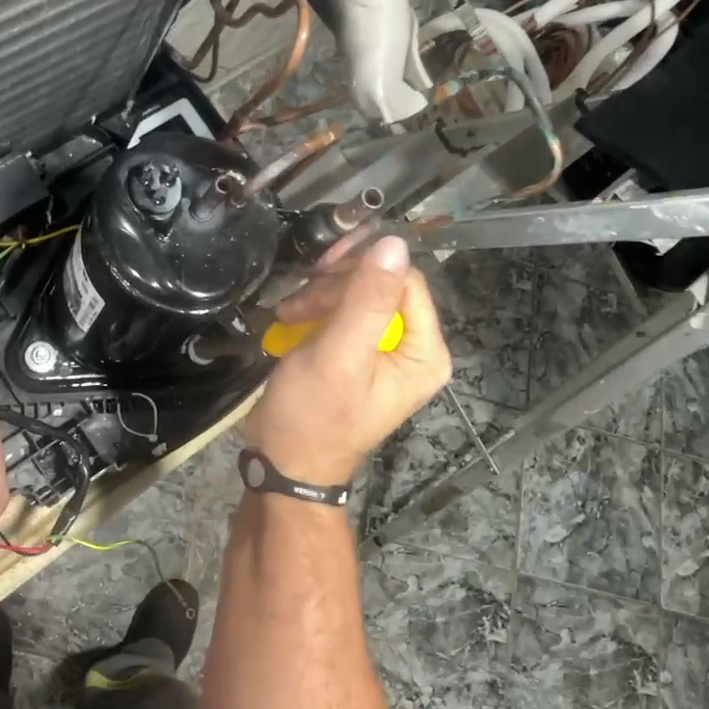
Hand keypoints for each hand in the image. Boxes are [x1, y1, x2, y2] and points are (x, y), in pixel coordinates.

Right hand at [243, 236, 451, 485]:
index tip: (318, 273)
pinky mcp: (357, 356)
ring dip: (320, 297)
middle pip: (381, 285)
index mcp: (424, 352)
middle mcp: (412, 349)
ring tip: (288, 314)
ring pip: (358, 295)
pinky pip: (344, 315)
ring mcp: (384, 353)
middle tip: (296, 302)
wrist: (284, 466)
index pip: (405, 280)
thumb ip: (367, 300)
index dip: (362, 269)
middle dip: (335, 286)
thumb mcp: (339, 356)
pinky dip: (316, 311)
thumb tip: (393, 242)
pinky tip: (292, 319)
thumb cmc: (313, 416)